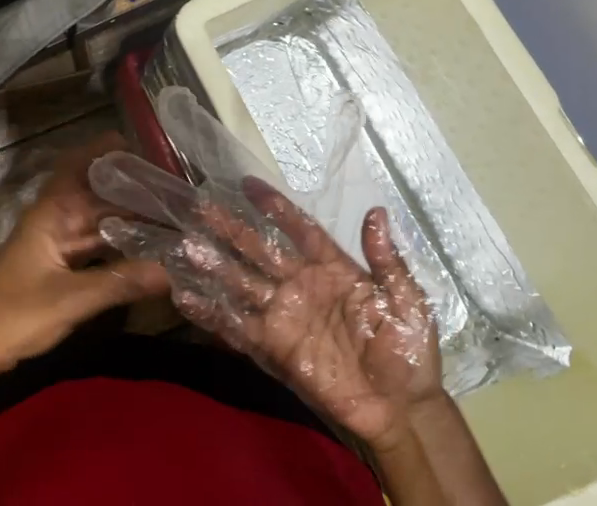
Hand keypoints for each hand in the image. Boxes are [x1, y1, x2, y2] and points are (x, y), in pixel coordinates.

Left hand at [0, 133, 168, 378]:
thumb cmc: (15, 315)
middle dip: (128, 192)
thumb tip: (171, 270)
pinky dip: (115, 246)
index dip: (101, 152)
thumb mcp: (71, 300)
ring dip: (125, 220)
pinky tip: (143, 251)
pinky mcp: (53, 269)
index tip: (138, 146)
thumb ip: (120, 283)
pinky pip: (90, 247)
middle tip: (172, 192)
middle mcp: (50, 223)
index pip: (75, 168)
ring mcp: (51, 246)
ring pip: (94, 224)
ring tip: (167, 218)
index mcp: (48, 216)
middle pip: (92, 197)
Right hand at [97, 157, 438, 448]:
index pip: (299, 230)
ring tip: (186, 248)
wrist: (401, 412)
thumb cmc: (410, 354)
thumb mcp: (408, 304)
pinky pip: (237, 325)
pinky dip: (211, 313)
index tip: (247, 184)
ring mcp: (283, 314)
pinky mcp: (274, 346)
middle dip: (230, 229)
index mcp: (332, 268)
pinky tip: (186, 298)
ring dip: (215, 266)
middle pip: (259, 250)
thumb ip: (388, 262)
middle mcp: (300, 284)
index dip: (275, 207)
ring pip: (241, 282)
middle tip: (200, 208)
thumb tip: (377, 212)